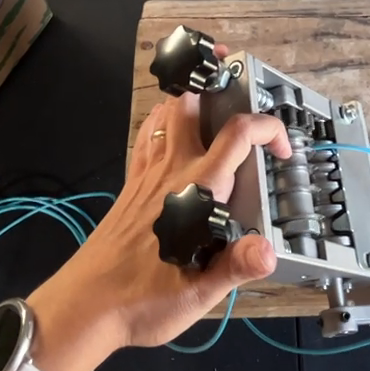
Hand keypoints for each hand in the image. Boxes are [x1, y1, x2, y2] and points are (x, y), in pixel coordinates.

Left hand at [25, 86, 291, 370]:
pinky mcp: (132, 183)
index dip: (268, 127)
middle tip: (229, 65)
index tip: (282, 148)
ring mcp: (148, 173)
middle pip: (190, 103)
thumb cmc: (144, 298)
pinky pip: (146, 135)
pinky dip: (160, 118)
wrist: (87, 305)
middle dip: (210, 77)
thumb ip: (236, 266)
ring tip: (206, 90)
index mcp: (198, 188)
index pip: (239, 134)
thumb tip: (269, 250)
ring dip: (187, 94)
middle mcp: (173, 170)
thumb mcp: (199, 292)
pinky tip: (167, 125)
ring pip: (165, 112)